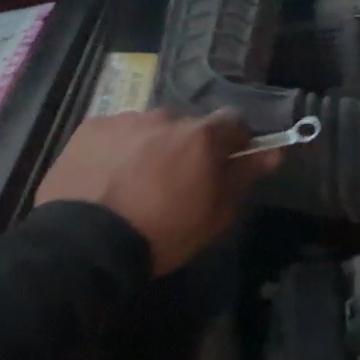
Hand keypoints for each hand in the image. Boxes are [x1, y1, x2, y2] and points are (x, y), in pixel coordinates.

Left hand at [34, 109, 279, 274]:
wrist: (85, 243)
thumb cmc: (163, 233)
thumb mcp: (215, 214)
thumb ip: (244, 176)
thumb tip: (274, 152)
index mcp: (202, 137)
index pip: (235, 122)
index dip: (235, 142)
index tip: (229, 164)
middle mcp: (166, 117)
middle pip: (189, 125)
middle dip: (189, 146)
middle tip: (178, 180)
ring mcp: (125, 119)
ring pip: (151, 128)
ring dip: (154, 146)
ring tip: (137, 181)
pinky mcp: (90, 127)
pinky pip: (118, 133)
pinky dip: (120, 149)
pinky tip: (110, 177)